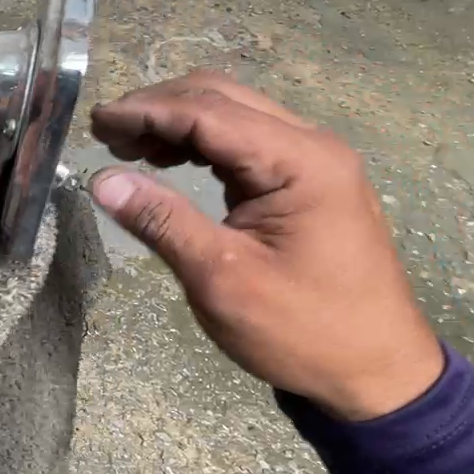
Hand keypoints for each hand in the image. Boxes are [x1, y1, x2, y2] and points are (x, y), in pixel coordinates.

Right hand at [88, 72, 441, 420]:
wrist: (378, 376)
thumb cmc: (303, 331)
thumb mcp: (222, 279)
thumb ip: (162, 221)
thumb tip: (101, 180)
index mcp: (301, 163)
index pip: (207, 112)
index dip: (145, 111)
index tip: (95, 123)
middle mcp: (311, 146)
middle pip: (218, 97)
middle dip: (155, 108)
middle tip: (105, 136)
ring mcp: (311, 159)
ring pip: (228, 111)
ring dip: (173, 121)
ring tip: (126, 148)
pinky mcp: (303, 177)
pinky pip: (240, 137)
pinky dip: (195, 140)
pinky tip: (165, 160)